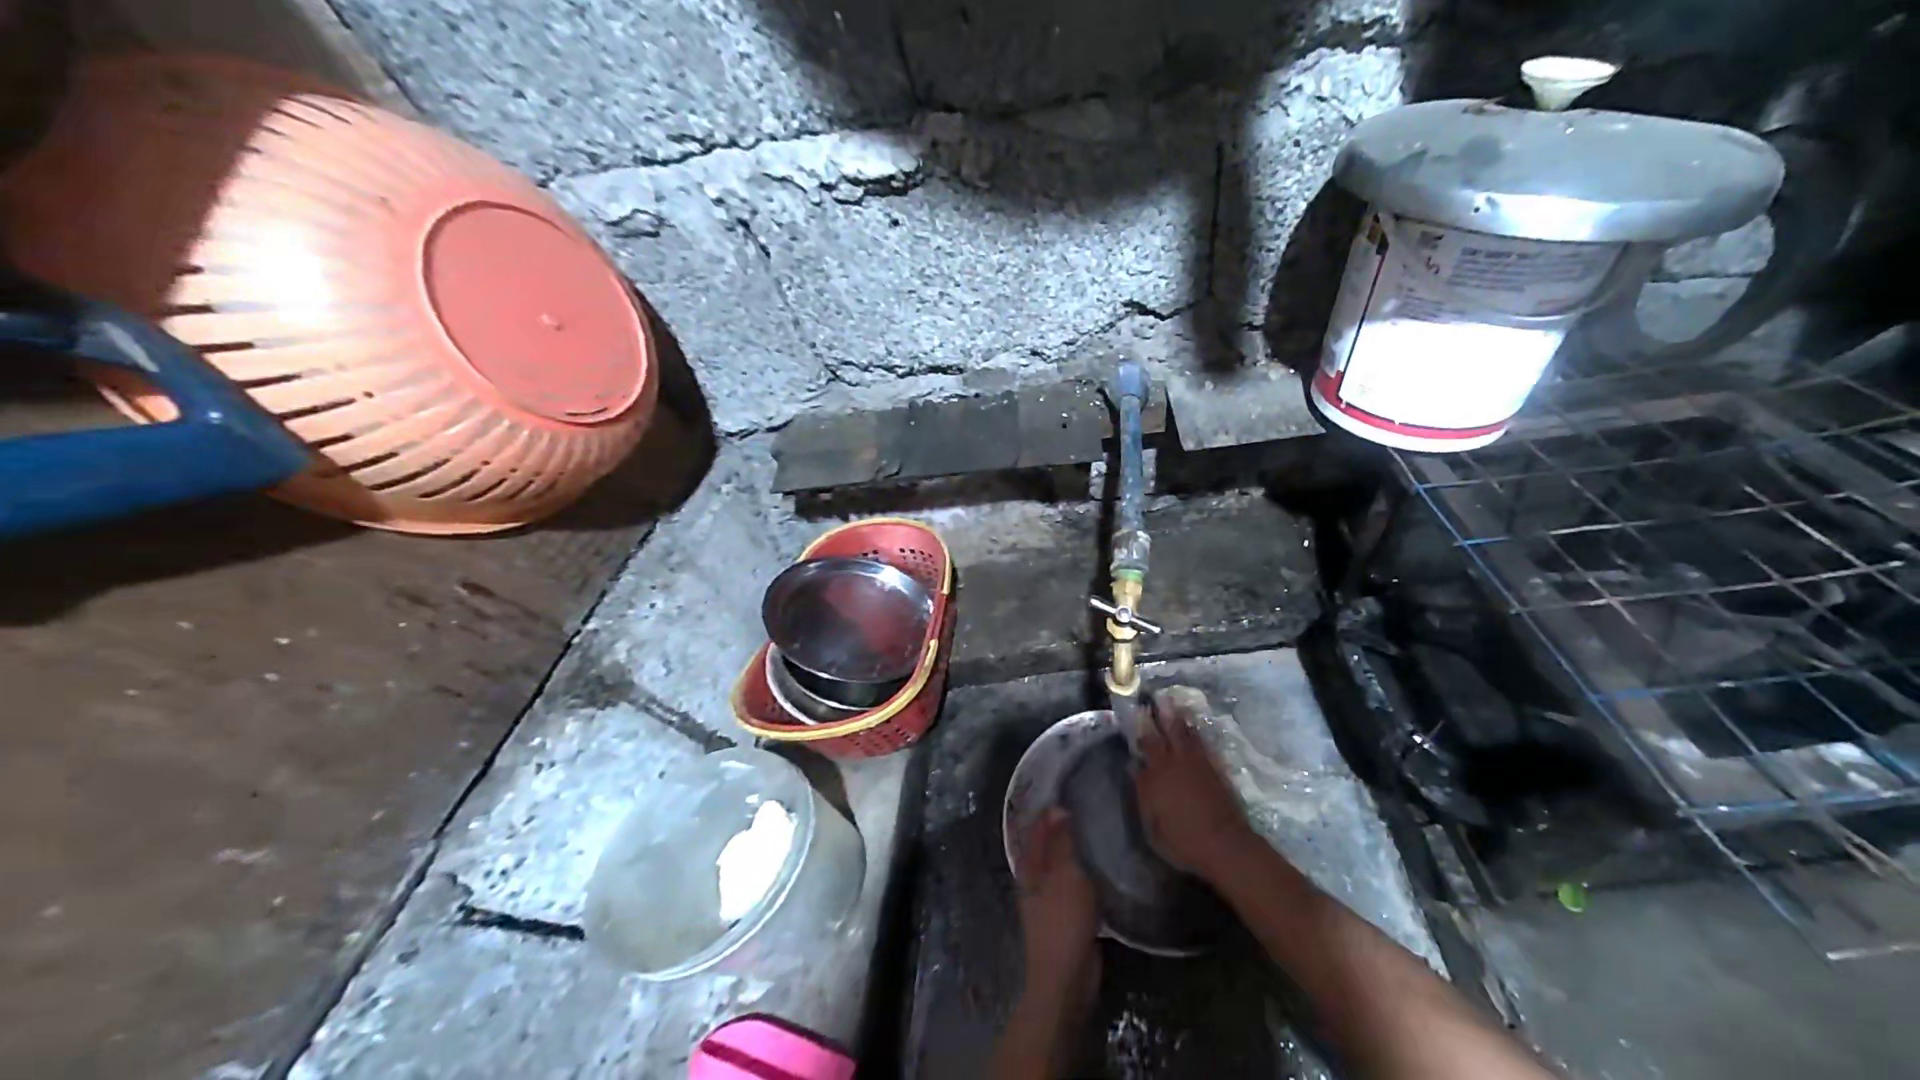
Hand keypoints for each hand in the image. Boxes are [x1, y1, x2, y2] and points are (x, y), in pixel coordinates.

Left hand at [1014, 808, 1099, 1007]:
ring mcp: (1049, 898)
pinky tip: (1100, 865)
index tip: (1066, 788)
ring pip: (1061, 864)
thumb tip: (1056, 808)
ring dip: (1074, 848)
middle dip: (1061, 827)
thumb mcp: (1065, 876)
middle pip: (1047, 844)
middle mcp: (1035, 878)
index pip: (1036, 828)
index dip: (1048, 809)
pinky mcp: (1067, 914)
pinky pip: (1074, 884)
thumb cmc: (1063, 921)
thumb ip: (1061, 843)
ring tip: (1096, 829)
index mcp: (1029, 866)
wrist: (1065, 978)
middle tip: (1086, 804)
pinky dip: (1083, 870)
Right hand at [1134, 693, 1260, 883]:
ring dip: (1180, 719)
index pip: (1147, 741)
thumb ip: (1142, 790)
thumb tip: (1134, 765)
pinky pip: (1204, 744)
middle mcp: (1179, 761)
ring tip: (1174, 705)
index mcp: (1160, 771)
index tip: (1135, 710)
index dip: (1140, 725)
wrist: (1225, 845)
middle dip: (1162, 714)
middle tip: (1156, 698)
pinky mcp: (1217, 770)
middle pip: (1169, 731)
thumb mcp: (1152, 821)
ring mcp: (1200, 764)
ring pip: (1188, 734)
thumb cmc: (1182, 838)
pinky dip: (1197, 733)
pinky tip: (1194, 729)